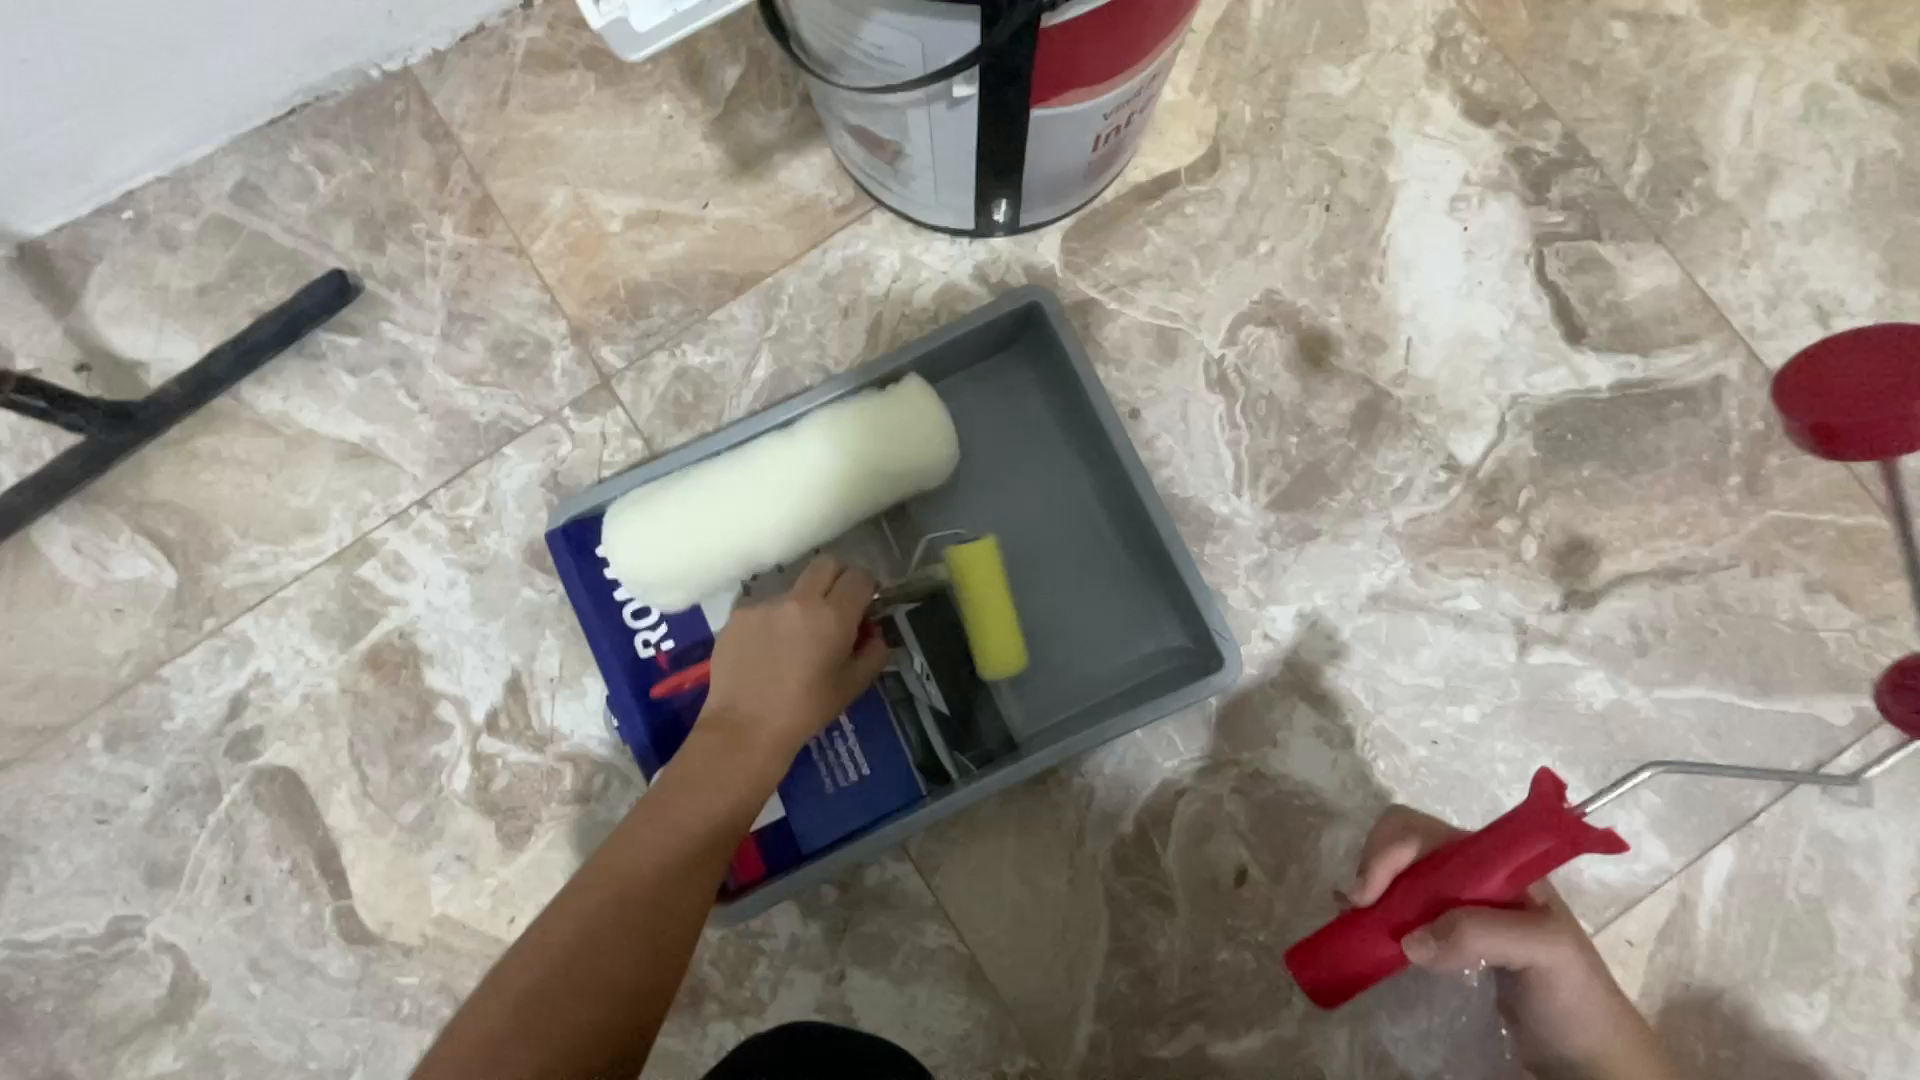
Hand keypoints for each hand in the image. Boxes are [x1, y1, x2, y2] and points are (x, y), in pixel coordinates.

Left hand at [697, 556, 890, 768]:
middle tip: (837, 606)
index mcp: (833, 616)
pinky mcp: (739, 614)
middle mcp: (799, 599)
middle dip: (838, 578)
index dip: (867, 587)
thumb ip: (874, 652)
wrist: (745, 728)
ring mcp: (765, 604)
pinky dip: (775, 619)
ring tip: (796, 637)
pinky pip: (766, 606)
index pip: (860, 577)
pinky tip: (768, 649)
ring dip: (804, 602)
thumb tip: (874, 632)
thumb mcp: (853, 685)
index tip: (866, 604)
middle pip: (827, 564)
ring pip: (794, 587)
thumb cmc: (806, 710)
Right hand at [1349, 806, 1677, 1079]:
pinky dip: (1373, 910)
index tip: (1368, 895)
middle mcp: (1468, 873)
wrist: (1589, 1057)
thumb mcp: (1545, 953)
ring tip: (1356, 918)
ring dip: (1368, 887)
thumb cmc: (1576, 997)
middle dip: (1372, 865)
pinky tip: (1365, 928)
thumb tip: (1410, 940)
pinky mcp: (1439, 933)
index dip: (1388, 852)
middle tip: (1358, 906)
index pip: (1423, 831)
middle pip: (1401, 842)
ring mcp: (1451, 903)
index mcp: (1493, 863)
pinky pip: (1395, 905)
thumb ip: (1482, 933)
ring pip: (1394, 871)